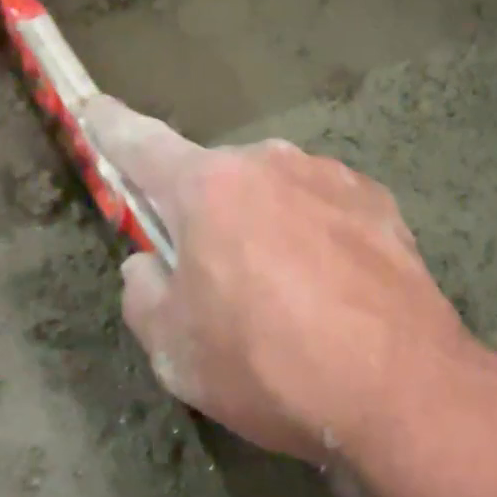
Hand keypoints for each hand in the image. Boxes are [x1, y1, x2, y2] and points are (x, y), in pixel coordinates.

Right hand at [80, 95, 472, 462]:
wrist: (402, 388)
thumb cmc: (271, 366)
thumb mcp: (176, 351)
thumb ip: (144, 294)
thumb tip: (151, 265)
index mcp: (208, 187)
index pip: (140, 144)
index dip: (110, 128)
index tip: (94, 108)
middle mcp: (270, 162)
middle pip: (215, 181)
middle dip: (205, 218)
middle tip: (219, 286)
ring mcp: (331, 177)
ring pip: (274, 195)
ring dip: (265, 229)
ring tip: (288, 301)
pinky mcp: (380, 202)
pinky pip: (324, 211)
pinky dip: (315, 239)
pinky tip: (334, 294)